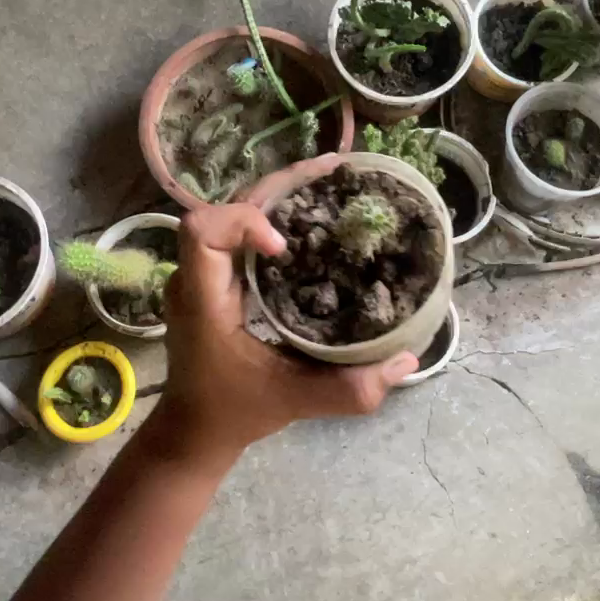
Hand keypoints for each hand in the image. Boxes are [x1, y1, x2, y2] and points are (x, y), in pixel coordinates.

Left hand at [154, 178, 418, 460]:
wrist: (193, 429)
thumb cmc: (234, 412)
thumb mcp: (293, 402)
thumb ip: (348, 390)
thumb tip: (406, 359)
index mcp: (204, 299)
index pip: (201, 231)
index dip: (242, 221)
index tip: (283, 246)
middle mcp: (195, 276)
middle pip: (225, 206)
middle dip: (278, 185)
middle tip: (334, 171)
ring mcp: (201, 273)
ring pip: (233, 211)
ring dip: (279, 193)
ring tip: (328, 179)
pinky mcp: (214, 276)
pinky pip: (239, 228)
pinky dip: (274, 213)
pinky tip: (310, 211)